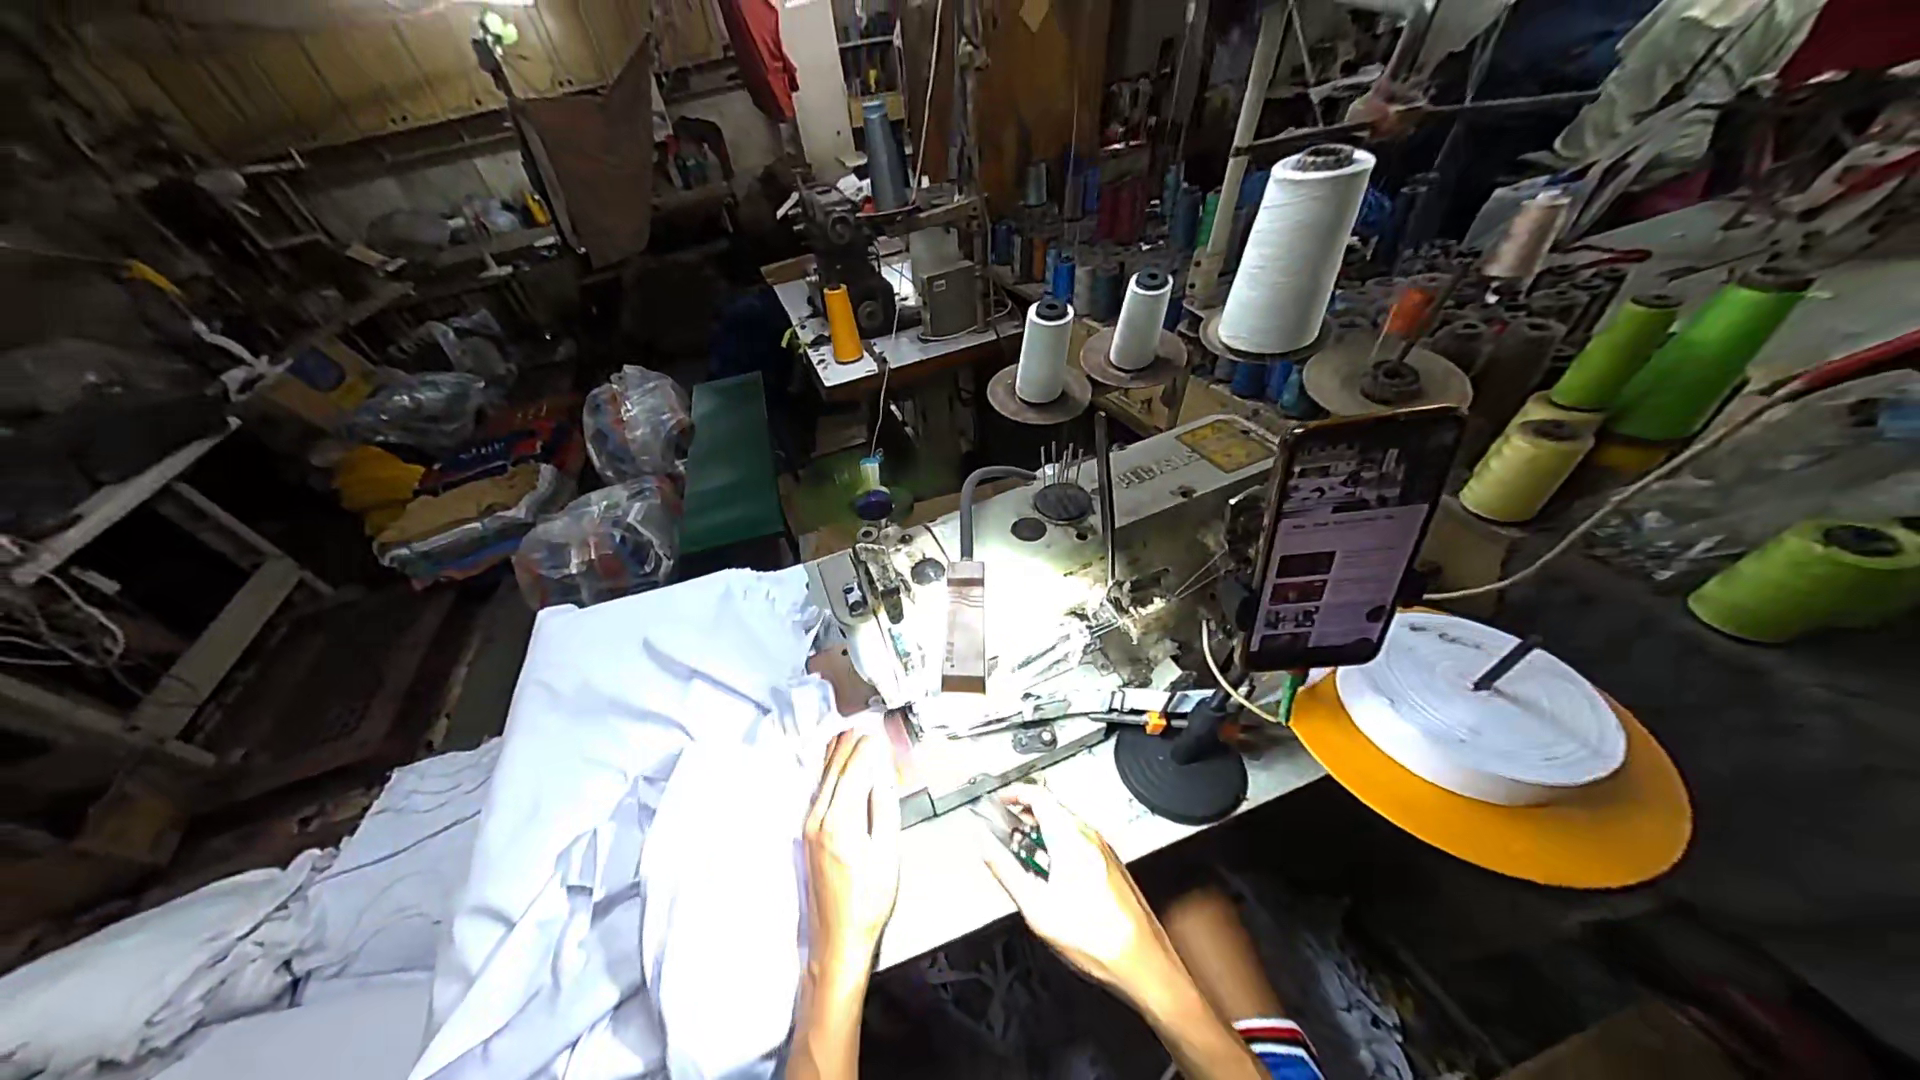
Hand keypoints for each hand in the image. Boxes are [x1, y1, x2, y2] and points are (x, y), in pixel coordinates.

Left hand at [803, 731, 901, 970]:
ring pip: (823, 778)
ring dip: (836, 754)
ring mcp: (809, 827)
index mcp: (842, 823)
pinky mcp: (807, 834)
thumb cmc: (867, 903)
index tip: (876, 732)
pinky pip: (818, 791)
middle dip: (850, 744)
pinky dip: (828, 771)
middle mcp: (820, 820)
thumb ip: (885, 811)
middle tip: (863, 724)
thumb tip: (883, 777)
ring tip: (848, 734)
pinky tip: (834, 764)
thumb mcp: (887, 856)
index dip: (867, 749)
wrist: (837, 939)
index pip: (855, 772)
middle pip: (835, 770)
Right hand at [974, 784, 1184, 1007]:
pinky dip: (1057, 845)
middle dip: (1024, 815)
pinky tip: (1049, 872)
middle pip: (1051, 807)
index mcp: (1070, 838)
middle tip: (1005, 831)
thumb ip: (1006, 870)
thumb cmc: (1096, 939)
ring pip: (1064, 824)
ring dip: (1040, 832)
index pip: (1038, 795)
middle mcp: (1089, 835)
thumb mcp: (1036, 906)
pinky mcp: (1108, 862)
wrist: (1141, 961)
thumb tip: (986, 847)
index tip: (999, 801)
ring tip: (1023, 854)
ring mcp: (1102, 848)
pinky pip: (1077, 839)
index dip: (1014, 793)